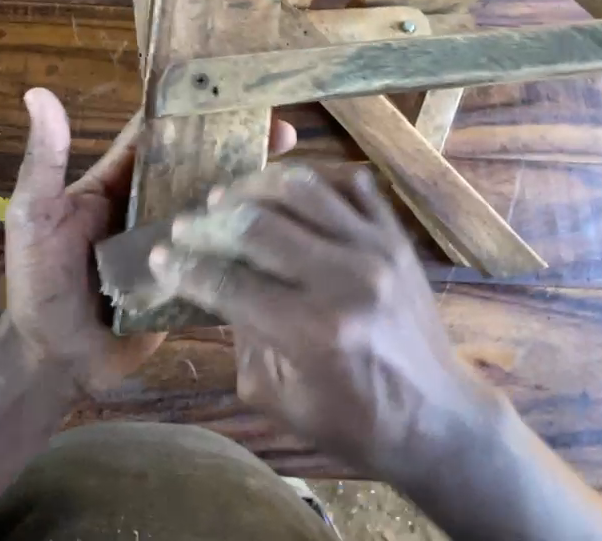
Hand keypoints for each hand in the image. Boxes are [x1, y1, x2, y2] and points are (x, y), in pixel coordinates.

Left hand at [4, 88, 295, 392]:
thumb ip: (45, 160)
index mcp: (117, 181)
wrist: (52, 359)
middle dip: (237, 147)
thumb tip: (37, 93)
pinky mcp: (187, 283)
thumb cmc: (37, 280)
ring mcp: (172, 245)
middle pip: (198, 169)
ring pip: (216, 212)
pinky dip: (249, 248)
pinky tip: (290, 240)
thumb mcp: (35, 214)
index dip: (192, 110)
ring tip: (299, 182)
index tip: (233, 90)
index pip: (159, 135)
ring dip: (250, 194)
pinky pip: (221, 261)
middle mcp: (149, 206)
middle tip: (286, 132)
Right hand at [147, 162, 502, 477]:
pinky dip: (311, 180)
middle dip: (207, 222)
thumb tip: (217, 285)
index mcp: (312, 331)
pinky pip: (348, 184)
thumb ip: (243, 336)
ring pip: (299, 188)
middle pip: (256, 224)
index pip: (229, 281)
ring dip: (251, 187)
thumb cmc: (356, 421)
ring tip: (226, 198)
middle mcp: (343, 279)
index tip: (160, 256)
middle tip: (186, 224)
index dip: (185, 266)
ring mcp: (374, 249)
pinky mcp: (395, 236)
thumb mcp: (281, 397)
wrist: (441, 419)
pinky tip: (284, 192)